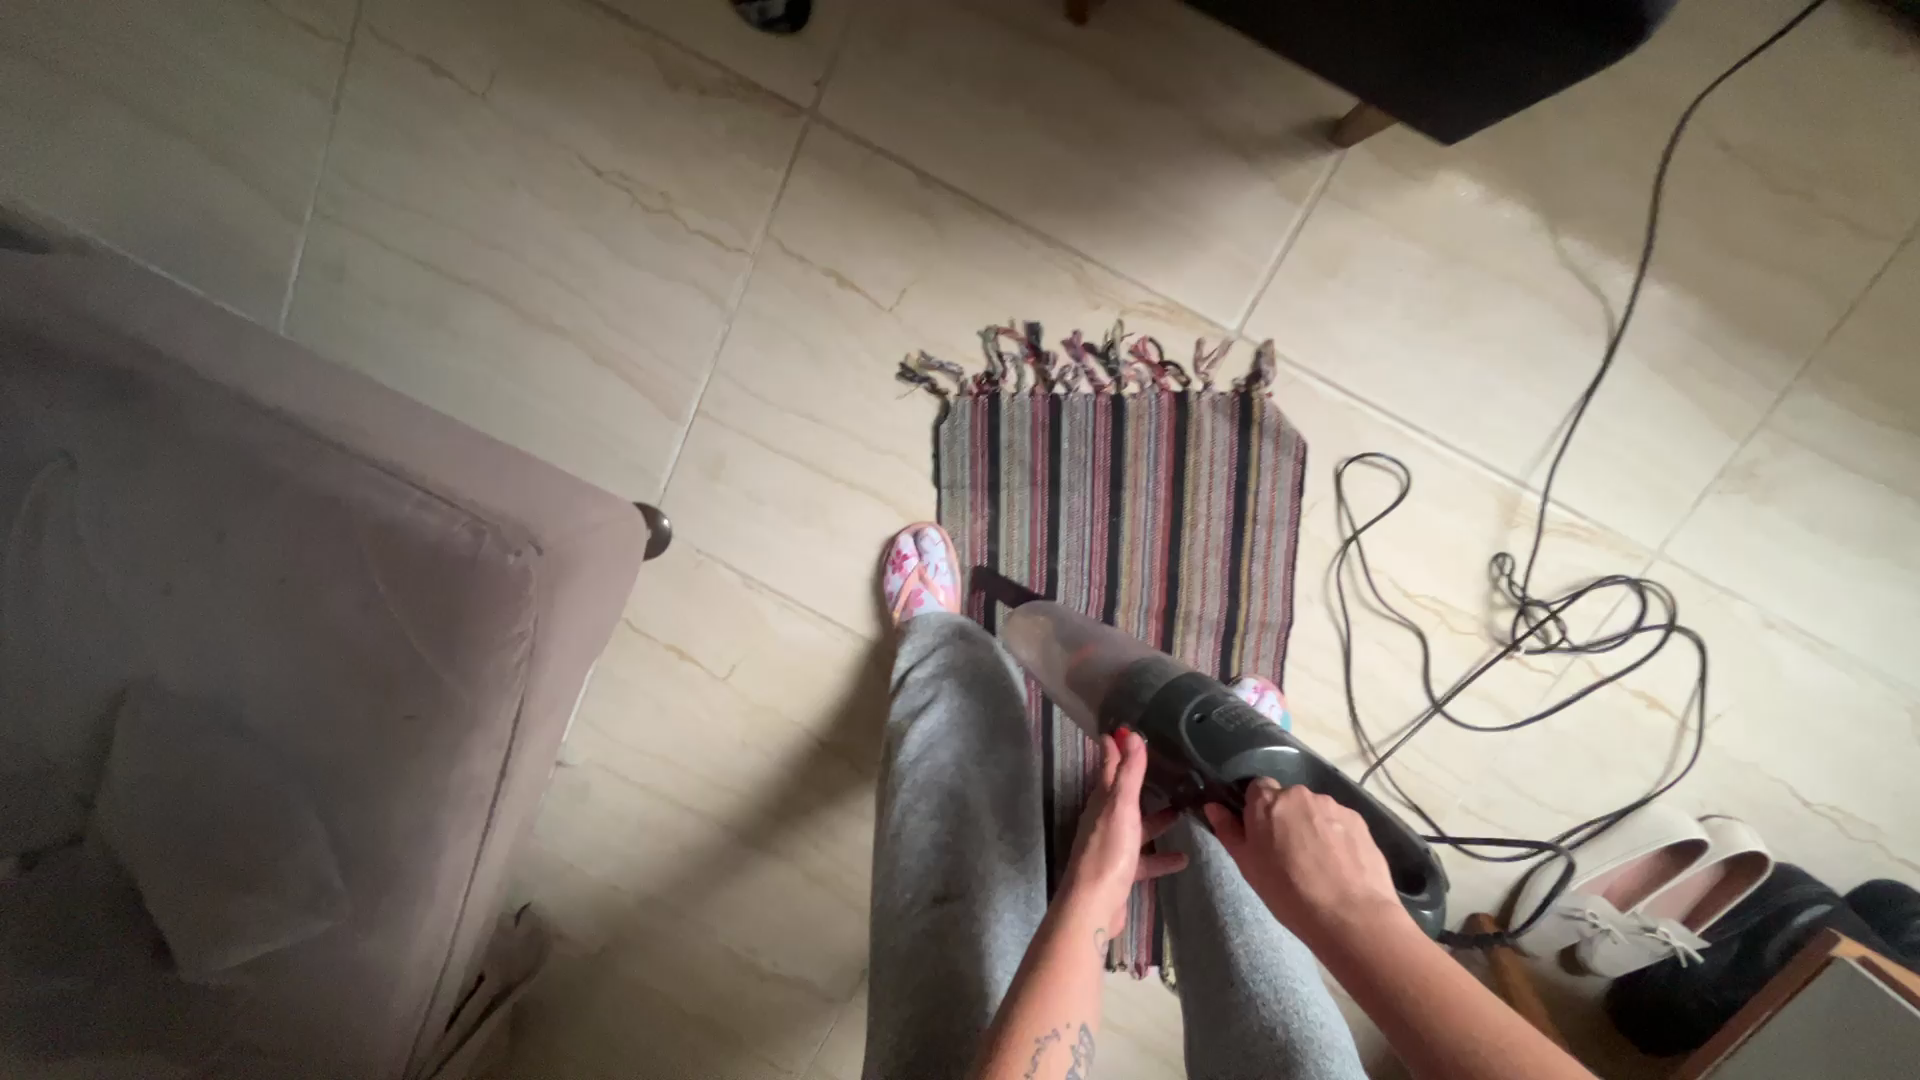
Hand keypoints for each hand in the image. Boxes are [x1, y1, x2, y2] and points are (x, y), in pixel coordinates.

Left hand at [1059, 729, 1187, 941]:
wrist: (1093, 905)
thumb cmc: (1108, 851)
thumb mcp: (1121, 807)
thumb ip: (1129, 774)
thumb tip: (1131, 735)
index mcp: (1102, 802)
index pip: (1108, 767)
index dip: (1113, 748)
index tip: (1120, 730)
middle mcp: (1104, 820)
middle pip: (1122, 795)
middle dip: (1137, 781)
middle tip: (1160, 767)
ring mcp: (1112, 846)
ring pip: (1136, 826)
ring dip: (1156, 819)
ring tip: (1181, 812)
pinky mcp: (1121, 871)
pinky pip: (1145, 859)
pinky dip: (1162, 857)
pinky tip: (1183, 858)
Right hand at [1203, 778, 1406, 944]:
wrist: (1350, 917)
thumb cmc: (1288, 892)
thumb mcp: (1247, 866)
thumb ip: (1228, 830)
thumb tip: (1213, 806)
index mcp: (1267, 801)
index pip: (1257, 788)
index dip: (1258, 809)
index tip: (1262, 833)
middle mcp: (1299, 794)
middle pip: (1288, 799)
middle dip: (1287, 818)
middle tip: (1290, 853)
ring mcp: (1332, 806)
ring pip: (1315, 811)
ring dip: (1313, 827)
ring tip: (1319, 863)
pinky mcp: (1360, 821)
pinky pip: (1340, 822)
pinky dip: (1337, 837)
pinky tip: (1340, 866)